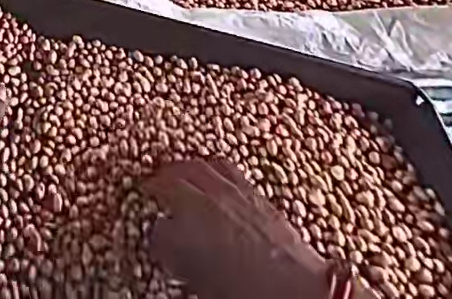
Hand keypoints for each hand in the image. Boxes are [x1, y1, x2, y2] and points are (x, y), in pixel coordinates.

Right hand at [145, 158, 333, 298]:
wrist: (302, 293)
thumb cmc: (252, 294)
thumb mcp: (208, 287)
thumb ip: (185, 261)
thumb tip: (172, 249)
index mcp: (190, 233)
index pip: (158, 226)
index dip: (153, 232)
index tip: (151, 235)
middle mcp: (206, 203)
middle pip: (171, 181)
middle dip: (157, 185)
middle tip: (150, 189)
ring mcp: (231, 192)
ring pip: (196, 165)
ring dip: (182, 168)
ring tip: (175, 172)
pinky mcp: (252, 190)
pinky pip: (223, 166)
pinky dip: (209, 167)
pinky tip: (209, 172)